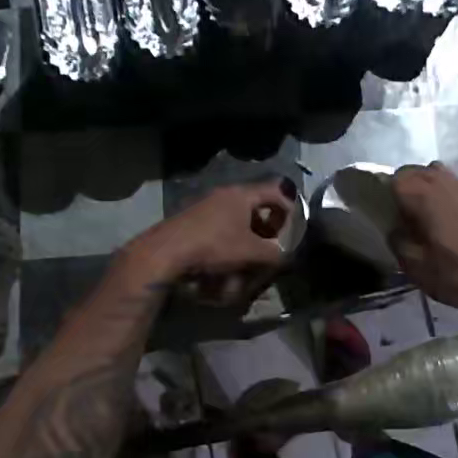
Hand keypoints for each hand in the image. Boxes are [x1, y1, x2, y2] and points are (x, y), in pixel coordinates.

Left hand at [118, 179, 296, 300]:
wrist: (165, 253)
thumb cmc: (214, 246)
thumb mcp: (251, 252)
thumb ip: (274, 253)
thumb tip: (286, 255)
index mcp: (241, 194)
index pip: (274, 192)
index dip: (288, 209)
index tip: (293, 228)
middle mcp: (222, 195)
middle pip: (254, 207)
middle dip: (265, 229)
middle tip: (271, 247)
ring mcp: (204, 206)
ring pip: (235, 220)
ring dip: (245, 240)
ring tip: (247, 262)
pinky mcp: (190, 221)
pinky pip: (218, 230)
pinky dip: (227, 245)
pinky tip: (224, 264)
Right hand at [389, 162, 457, 317]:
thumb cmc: (456, 273)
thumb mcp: (414, 265)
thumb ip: (397, 240)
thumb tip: (395, 229)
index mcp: (422, 193)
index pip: (392, 179)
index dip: (382, 194)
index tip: (379, 213)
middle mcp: (442, 182)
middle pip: (413, 172)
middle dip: (401, 188)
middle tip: (396, 215)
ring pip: (434, 176)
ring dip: (422, 190)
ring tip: (418, 217)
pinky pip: (451, 188)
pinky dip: (440, 197)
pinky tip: (441, 222)